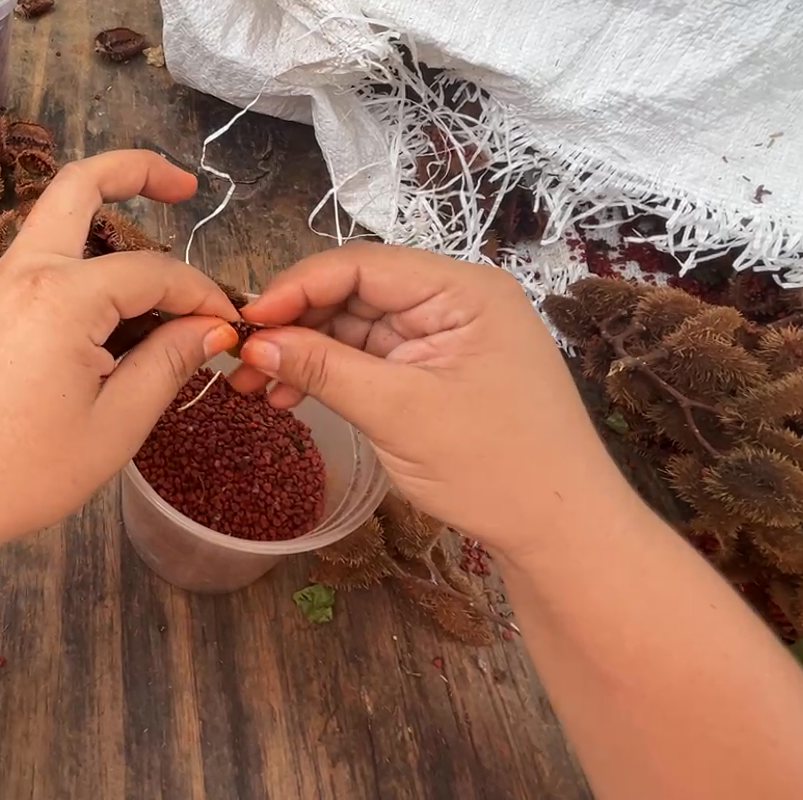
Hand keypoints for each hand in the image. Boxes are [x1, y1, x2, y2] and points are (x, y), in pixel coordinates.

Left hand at [0, 150, 240, 548]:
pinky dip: (84, 256)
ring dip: (106, 213)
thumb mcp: (114, 426)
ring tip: (156, 256)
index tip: (229, 323)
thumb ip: (167, 363)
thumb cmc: (22, 472)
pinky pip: (43, 258)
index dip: (200, 294)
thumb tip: (211, 327)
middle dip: (136, 169)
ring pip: (56, 218)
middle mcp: (26, 271)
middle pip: (79, 185)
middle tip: (186, 185)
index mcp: (62, 295)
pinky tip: (114, 303)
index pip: (154, 271)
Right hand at [227, 244, 632, 561]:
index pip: (360, 266)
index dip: (296, 287)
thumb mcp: (398, 412)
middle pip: (349, 293)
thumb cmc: (496, 467)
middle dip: (292, 325)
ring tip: (254, 387)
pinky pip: (360, 356)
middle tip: (241, 359)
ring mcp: (435, 334)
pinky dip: (322, 373)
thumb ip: (322, 368)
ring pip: (347, 325)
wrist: (561, 536)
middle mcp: (448, 300)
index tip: (246, 322)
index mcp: (461, 290)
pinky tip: (287, 396)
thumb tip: (253, 343)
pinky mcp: (424, 366)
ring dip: (300, 353)